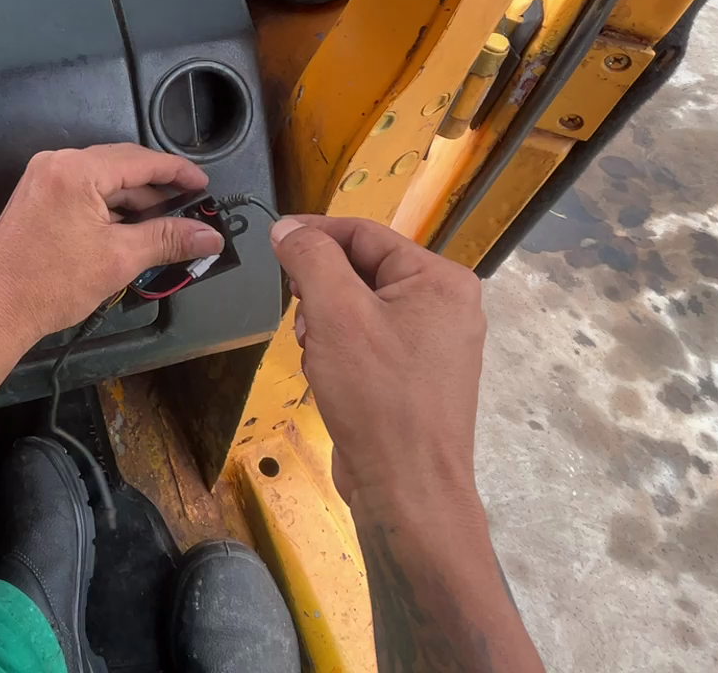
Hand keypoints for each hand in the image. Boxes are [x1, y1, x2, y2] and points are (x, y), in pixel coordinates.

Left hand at [0, 144, 224, 350]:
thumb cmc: (52, 285)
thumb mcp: (119, 259)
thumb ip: (168, 239)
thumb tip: (211, 236)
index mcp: (75, 170)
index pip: (139, 160)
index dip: (177, 171)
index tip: (204, 186)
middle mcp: (56, 163)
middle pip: (120, 166)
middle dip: (156, 189)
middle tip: (189, 210)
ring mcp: (42, 179)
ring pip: (102, 181)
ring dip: (133, 202)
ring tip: (163, 227)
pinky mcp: (35, 198)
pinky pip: (82, 192)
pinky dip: (109, 208)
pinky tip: (129, 231)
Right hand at [268, 215, 486, 520]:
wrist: (405, 490)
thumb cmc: (376, 395)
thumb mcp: (335, 313)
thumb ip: (309, 257)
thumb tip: (286, 227)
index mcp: (439, 280)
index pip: (364, 233)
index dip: (314, 232)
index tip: (273, 240)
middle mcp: (444, 305)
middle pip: (361, 267)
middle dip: (319, 286)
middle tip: (297, 308)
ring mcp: (432, 342)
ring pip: (357, 303)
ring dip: (324, 319)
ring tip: (312, 348)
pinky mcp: (414, 373)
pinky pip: (366, 336)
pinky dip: (337, 345)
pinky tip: (325, 370)